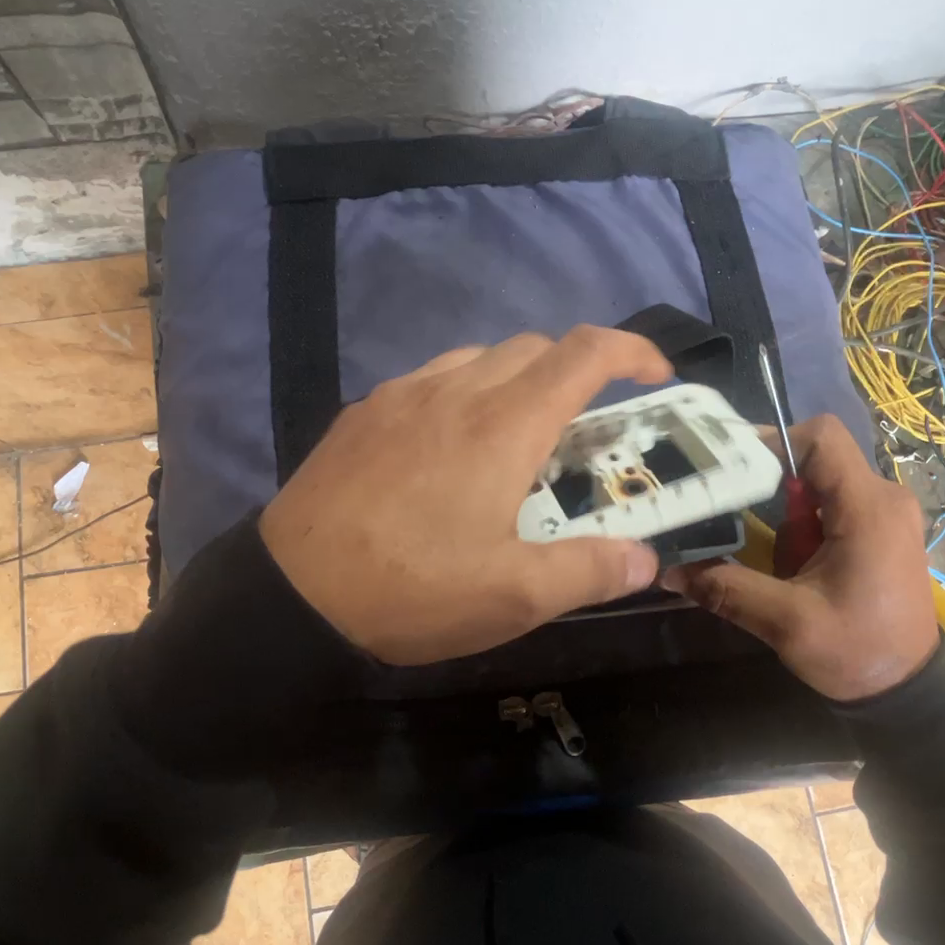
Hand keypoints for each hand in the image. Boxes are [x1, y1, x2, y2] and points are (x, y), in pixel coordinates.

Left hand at [259, 325, 672, 664]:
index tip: (654, 376)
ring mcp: (399, 395)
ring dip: (514, 382)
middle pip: (532, 347)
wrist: (290, 596)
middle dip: (574, 373)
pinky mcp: (361, 414)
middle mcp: (453, 390)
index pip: (583, 352)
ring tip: (515, 441)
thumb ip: (589, 570)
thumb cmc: (412, 592)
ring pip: (477, 359)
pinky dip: (462, 395)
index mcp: (502, 425)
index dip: (631, 350)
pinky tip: (446, 453)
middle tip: (581, 433)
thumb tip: (645, 558)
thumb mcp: (513, 597)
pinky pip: (428, 380)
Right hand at [661, 414, 938, 700]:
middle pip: (815, 459)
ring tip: (763, 555)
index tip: (731, 471)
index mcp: (869, 508)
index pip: (820, 438)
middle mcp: (883, 498)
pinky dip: (801, 526)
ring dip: (784, 514)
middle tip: (728, 513)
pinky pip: (831, 507)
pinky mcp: (879, 533)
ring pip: (819, 485)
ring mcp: (885, 515)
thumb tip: (668, 569)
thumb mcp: (787, 622)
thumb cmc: (857, 652)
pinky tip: (786, 563)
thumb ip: (727, 587)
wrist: (906, 691)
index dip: (771, 442)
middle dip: (768, 486)